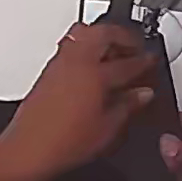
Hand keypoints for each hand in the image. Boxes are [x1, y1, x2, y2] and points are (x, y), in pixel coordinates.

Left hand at [0, 21, 157, 180]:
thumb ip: (128, 106)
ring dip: (102, 34)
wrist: (30, 148)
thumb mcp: (107, 129)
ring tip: (114, 47)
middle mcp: (77, 62)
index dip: (144, 61)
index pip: (127, 62)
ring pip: (84, 32)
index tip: (151, 60)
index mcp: (95, 75)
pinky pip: (71, 43)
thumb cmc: (63, 142)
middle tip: (135, 45)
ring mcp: (61, 62)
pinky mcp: (49, 68)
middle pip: (104, 33)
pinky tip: (92, 60)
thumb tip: (142, 95)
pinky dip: (85, 43)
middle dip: (124, 35)